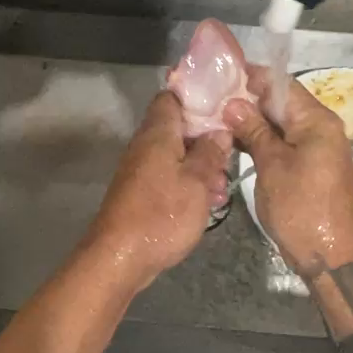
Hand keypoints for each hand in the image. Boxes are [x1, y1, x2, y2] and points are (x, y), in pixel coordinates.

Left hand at [84, 93, 231, 289]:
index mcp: (158, 133)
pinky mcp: (142, 191)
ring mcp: (142, 168)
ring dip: (201, 165)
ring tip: (223, 186)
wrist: (120, 257)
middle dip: (207, 137)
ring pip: (177, 154)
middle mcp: (146, 145)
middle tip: (232, 152)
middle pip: (178, 126)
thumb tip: (219, 131)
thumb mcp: (197, 182)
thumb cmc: (162, 215)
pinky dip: (190, 182)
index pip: (172, 96)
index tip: (225, 102)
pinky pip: (170, 175)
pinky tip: (209, 202)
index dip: (198, 95)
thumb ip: (210, 153)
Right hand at [225, 68, 352, 276]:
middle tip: (211, 98)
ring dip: (252, 120)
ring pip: (280, 123)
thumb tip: (232, 103)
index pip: (282, 85)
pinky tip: (234, 140)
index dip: (252, 77)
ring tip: (215, 116)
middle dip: (248, 99)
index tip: (221, 75)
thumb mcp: (271, 165)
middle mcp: (320, 128)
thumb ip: (253, 130)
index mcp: (317, 121)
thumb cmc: (300, 207)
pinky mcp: (309, 165)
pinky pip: (283, 142)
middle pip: (280, 103)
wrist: (328, 256)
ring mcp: (316, 148)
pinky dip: (261, 139)